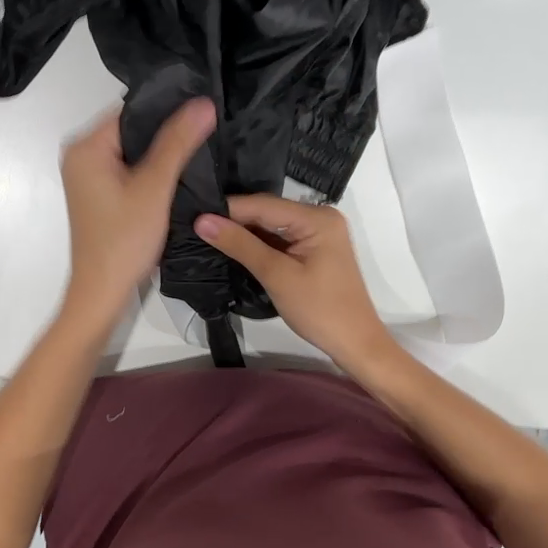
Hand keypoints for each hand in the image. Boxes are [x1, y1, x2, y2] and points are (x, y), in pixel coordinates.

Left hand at [60, 99, 215, 322]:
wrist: (103, 290)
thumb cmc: (124, 240)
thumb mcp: (154, 187)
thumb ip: (177, 143)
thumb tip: (203, 103)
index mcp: (85, 147)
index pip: (132, 110)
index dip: (167, 107)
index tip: (202, 107)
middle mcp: (79, 155)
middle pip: (131, 128)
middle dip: (165, 129)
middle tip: (207, 127)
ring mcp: (87, 174)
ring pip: (132, 149)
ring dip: (160, 150)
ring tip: (198, 145)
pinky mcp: (98, 192)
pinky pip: (127, 167)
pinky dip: (149, 168)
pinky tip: (177, 170)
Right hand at [194, 194, 392, 363]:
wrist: (355, 343)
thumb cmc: (319, 310)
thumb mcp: (276, 275)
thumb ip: (239, 245)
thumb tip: (201, 221)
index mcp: (317, 218)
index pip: (262, 204)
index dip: (226, 209)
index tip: (191, 214)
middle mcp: (319, 216)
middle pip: (266, 211)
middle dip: (232, 219)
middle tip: (194, 224)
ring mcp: (318, 232)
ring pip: (270, 224)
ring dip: (242, 231)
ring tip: (205, 233)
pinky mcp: (313, 248)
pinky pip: (279, 237)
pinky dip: (257, 243)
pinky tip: (232, 246)